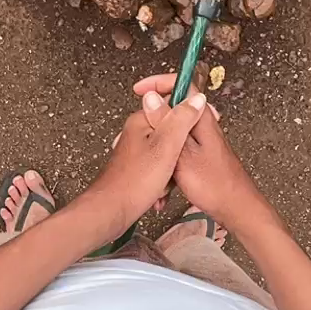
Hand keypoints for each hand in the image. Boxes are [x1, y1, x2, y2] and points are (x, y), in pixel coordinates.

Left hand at [82, 86, 210, 231]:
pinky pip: (160, 167)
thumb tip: (196, 98)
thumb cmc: (134, 181)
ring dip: (174, 168)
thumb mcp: (166, 145)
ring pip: (168, 151)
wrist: (111, 211)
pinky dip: (164, 179)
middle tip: (182, 162)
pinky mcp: (138, 166)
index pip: (173, 104)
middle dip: (182, 149)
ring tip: (169, 181)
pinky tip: (161, 192)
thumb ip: (181, 119)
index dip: (190, 116)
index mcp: (143, 120)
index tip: (199, 129)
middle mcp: (138, 131)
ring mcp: (137, 149)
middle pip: (173, 130)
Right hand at [131, 75, 276, 234]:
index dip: (158, 83)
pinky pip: (176, 150)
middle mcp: (202, 124)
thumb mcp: (183, 154)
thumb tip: (151, 98)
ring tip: (148, 164)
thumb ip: (167, 124)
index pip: (180, 85)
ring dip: (158, 146)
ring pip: (172, 132)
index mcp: (201, 118)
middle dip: (152, 120)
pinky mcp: (199, 155)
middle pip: (172, 109)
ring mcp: (201, 140)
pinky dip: (166, 162)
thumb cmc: (215, 185)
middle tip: (136, 131)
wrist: (236, 209)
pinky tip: (162, 183)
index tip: (139, 89)